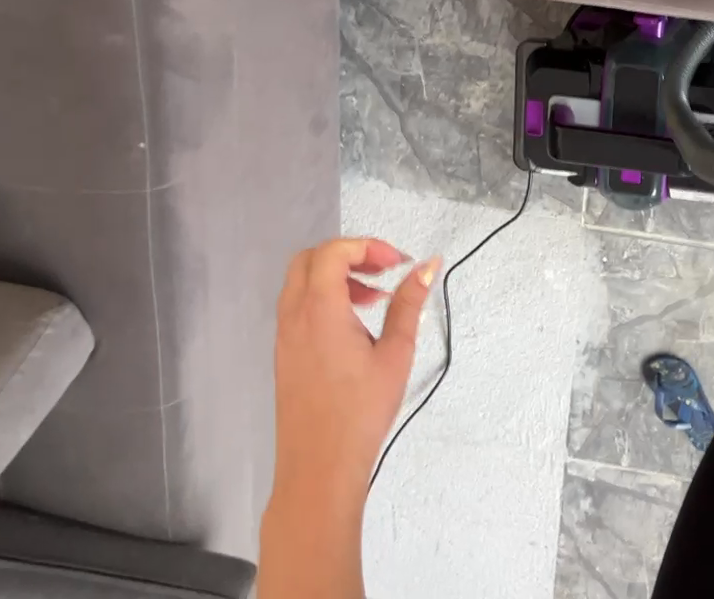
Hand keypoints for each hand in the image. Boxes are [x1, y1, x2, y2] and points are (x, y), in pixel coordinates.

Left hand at [271, 237, 441, 495]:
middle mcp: (294, 316)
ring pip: (301, 282)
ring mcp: (284, 336)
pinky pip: (299, 307)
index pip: (334, 252)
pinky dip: (326, 298)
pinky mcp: (284, 354)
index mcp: (320, 310)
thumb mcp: (396, 352)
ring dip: (338, 276)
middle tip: (386, 271)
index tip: (400, 264)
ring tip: (376, 299)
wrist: (319, 467)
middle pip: (311, 259)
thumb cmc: (362, 409)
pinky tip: (356, 324)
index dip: (368, 246)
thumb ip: (409, 302)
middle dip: (351, 254)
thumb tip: (429, 264)